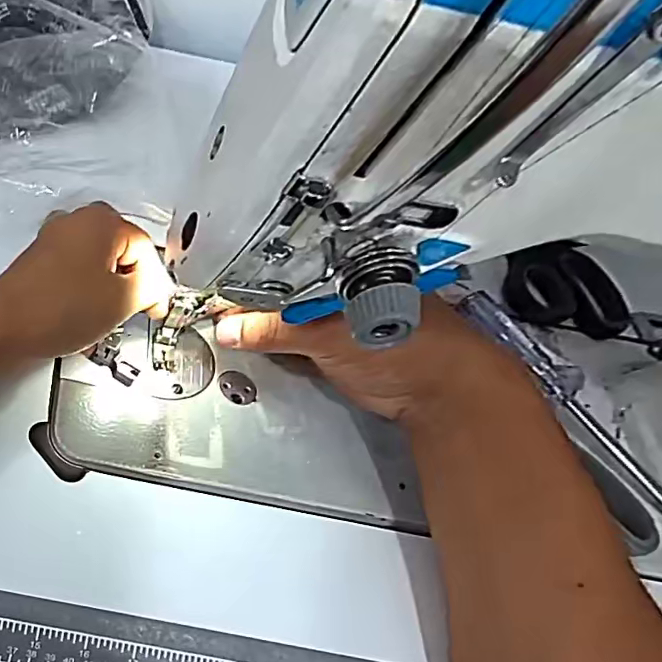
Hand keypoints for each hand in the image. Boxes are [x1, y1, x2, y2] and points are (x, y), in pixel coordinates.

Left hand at [0, 203, 174, 389]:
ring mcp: (53, 242)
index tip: (156, 306)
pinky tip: (76, 322)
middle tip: (127, 313)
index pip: (146, 250)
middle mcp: (75, 222)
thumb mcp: (121, 302)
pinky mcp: (38, 265)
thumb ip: (148, 289)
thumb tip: (152, 288)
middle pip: (120, 257)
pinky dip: (80, 298)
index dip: (155, 284)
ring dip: (103, 296)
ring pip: (95, 269)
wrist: (2, 329)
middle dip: (127, 288)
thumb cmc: (53, 310)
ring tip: (96, 322)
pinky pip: (72, 279)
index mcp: (101, 221)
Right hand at [212, 296, 530, 427]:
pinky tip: (261, 341)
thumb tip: (233, 329)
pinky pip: (301, 338)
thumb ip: (277, 331)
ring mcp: (346, 317)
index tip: (225, 293)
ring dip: (266, 323)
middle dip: (255, 301)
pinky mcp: (343, 345)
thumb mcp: (331, 336)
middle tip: (221, 311)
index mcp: (355, 267)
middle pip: (290, 291)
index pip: (293, 266)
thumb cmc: (411, 350)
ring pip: (295, 314)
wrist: (440, 396)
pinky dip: (280, 342)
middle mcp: (350, 287)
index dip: (257, 279)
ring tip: (234, 325)